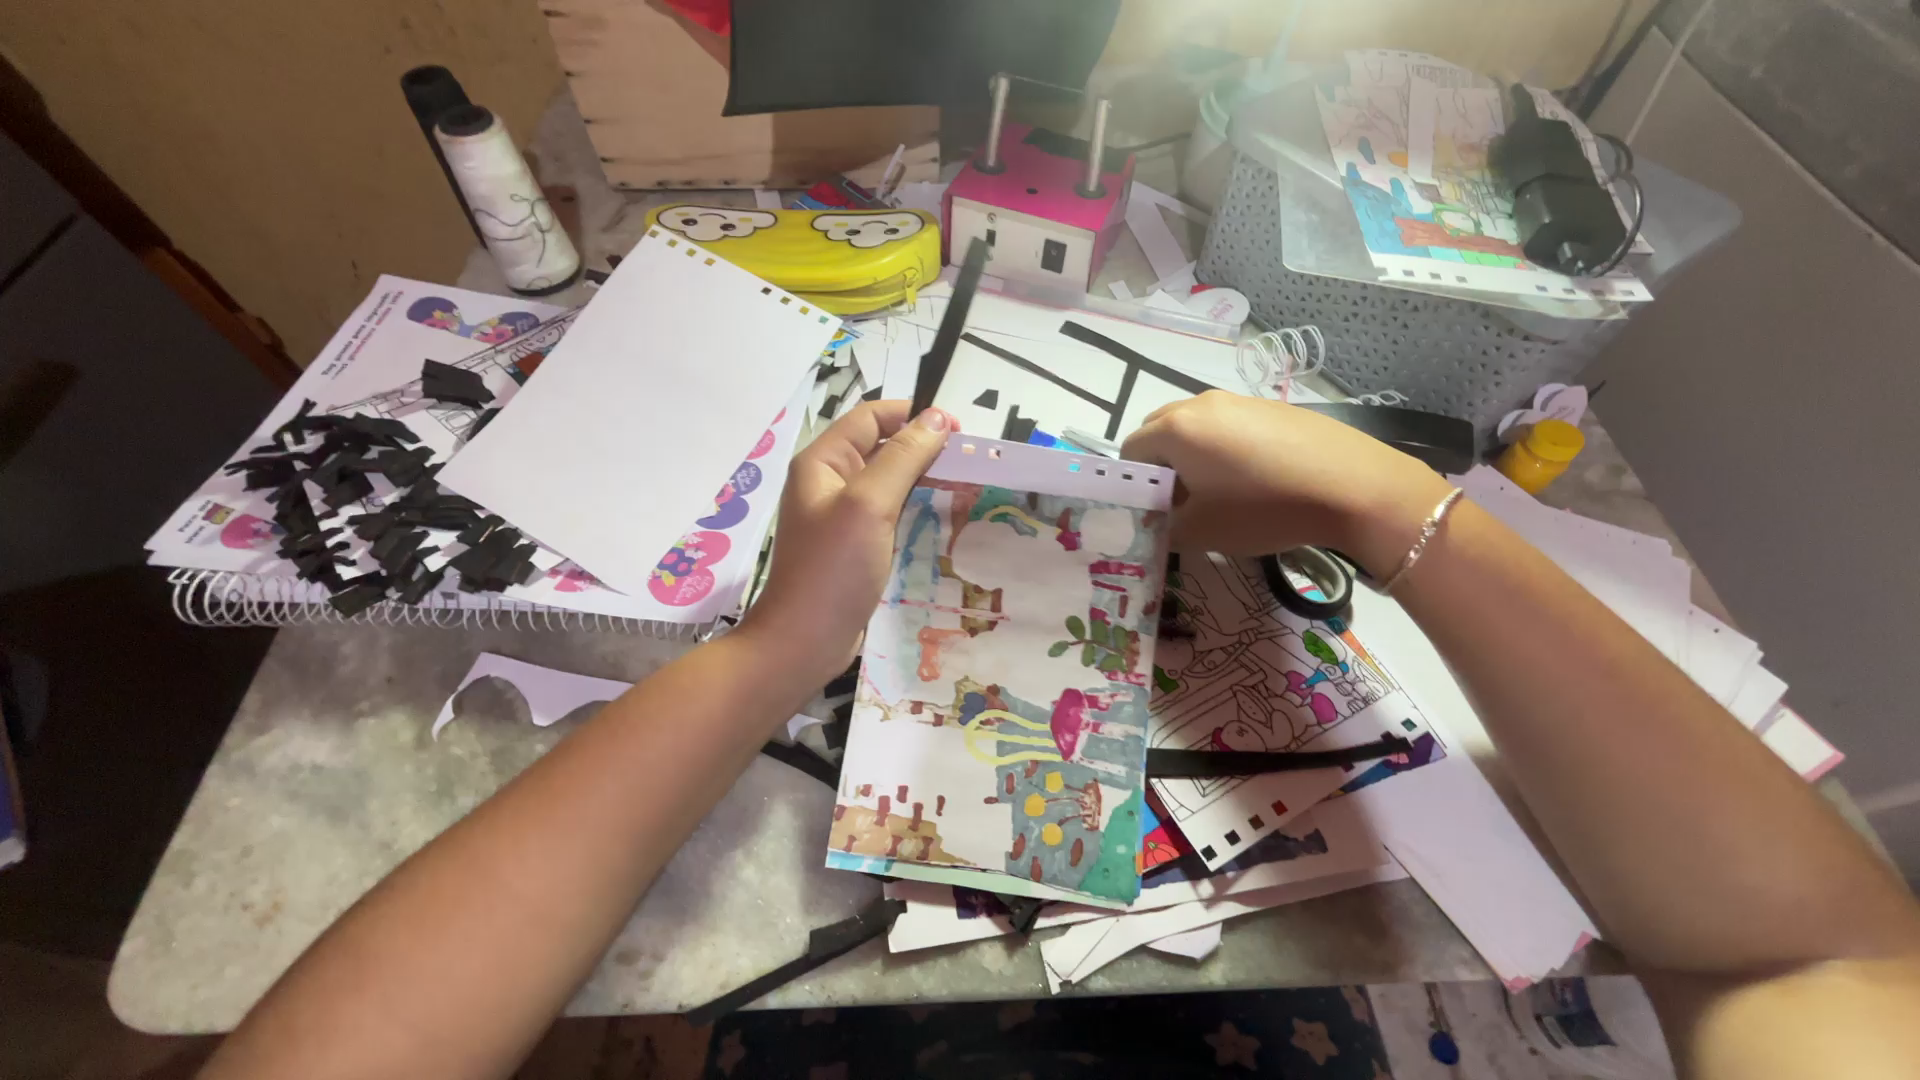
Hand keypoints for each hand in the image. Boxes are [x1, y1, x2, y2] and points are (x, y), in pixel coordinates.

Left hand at [738, 401, 954, 684]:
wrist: (804, 641)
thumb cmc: (833, 569)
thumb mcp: (870, 504)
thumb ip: (903, 457)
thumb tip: (937, 418)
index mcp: (822, 461)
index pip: (871, 417)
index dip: (913, 414)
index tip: (959, 429)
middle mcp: (829, 481)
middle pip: (880, 446)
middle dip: (923, 445)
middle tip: (969, 458)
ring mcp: (840, 514)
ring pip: (887, 480)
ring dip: (922, 476)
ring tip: (964, 480)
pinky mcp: (854, 544)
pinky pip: (888, 511)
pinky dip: (914, 505)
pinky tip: (941, 513)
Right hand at [1121, 391, 1451, 572]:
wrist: (1353, 487)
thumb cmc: (1264, 510)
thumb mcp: (1201, 533)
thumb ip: (1162, 528)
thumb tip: (1155, 522)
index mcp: (1175, 429)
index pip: (1130, 451)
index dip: (1135, 484)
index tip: (1156, 512)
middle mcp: (1200, 404)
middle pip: (1159, 431)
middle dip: (1161, 465)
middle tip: (1182, 501)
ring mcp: (1239, 400)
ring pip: (1195, 427)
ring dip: (1192, 455)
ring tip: (1220, 491)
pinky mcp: (1271, 406)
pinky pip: (1228, 425)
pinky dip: (1224, 448)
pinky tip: (1254, 479)